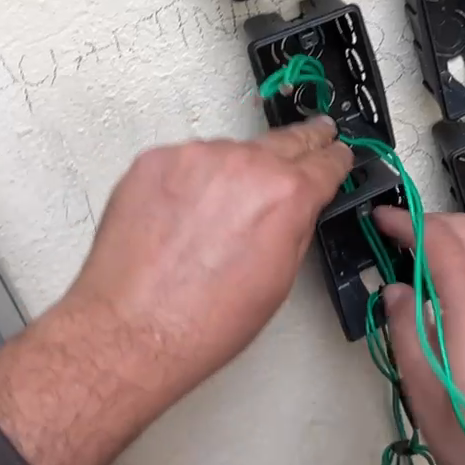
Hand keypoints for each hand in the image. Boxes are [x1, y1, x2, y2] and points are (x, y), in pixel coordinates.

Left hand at [0, 118, 351, 464]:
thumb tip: (300, 203)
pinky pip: (189, 160)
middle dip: (306, 139)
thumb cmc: (205, 322)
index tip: (336, 154)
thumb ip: (297, 224)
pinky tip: (182, 214)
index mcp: (287, 193)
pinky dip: (192, 179)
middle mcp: (247, 163)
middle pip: (289, 138)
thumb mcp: (280, 279)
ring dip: (236, 169)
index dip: (336, 159)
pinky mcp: (157, 159)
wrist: (128, 332)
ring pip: (233, 151)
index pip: (327, 160)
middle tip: (317, 132)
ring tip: (219, 212)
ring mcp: (198, 155)